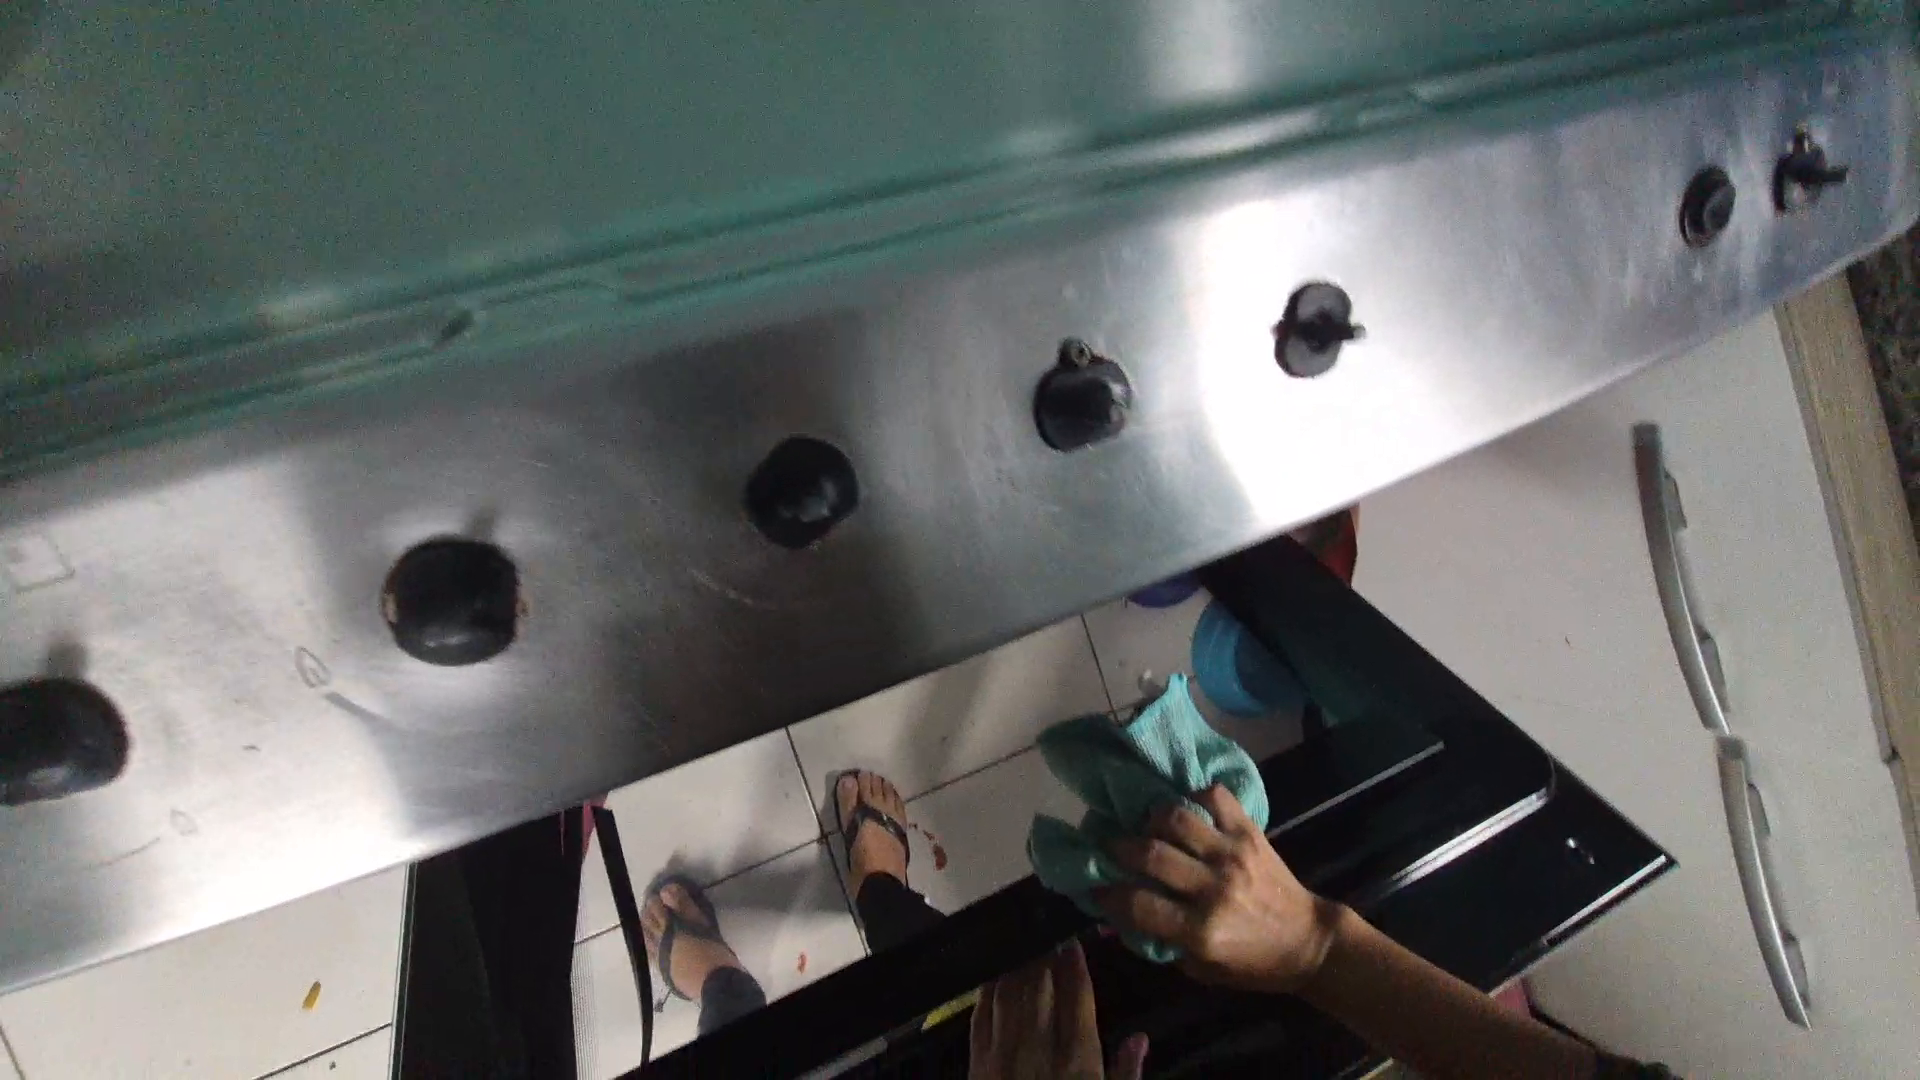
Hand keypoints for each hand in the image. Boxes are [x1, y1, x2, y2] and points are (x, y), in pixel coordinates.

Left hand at [969, 940, 1148, 1079]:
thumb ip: (1126, 1077)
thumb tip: (1140, 1038)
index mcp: (1077, 1063)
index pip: (1076, 998)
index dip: (1074, 964)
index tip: (1073, 940)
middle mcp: (1038, 1050)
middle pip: (1041, 985)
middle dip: (1045, 953)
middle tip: (1049, 932)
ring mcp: (1002, 1055)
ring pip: (1010, 992)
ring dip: (1019, 963)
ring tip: (1027, 944)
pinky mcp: (976, 1066)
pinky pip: (981, 1014)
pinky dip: (990, 988)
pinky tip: (997, 974)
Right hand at [1095, 784, 1346, 993]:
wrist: (1309, 942)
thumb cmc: (1250, 962)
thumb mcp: (1201, 969)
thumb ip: (1160, 940)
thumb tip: (1115, 911)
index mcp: (1202, 932)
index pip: (1138, 905)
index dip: (1108, 892)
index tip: (1095, 883)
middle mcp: (1215, 890)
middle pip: (1151, 855)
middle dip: (1120, 847)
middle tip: (1112, 846)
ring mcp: (1233, 855)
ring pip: (1176, 819)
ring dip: (1151, 819)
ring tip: (1148, 825)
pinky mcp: (1249, 832)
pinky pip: (1213, 797)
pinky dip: (1193, 796)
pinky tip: (1187, 810)